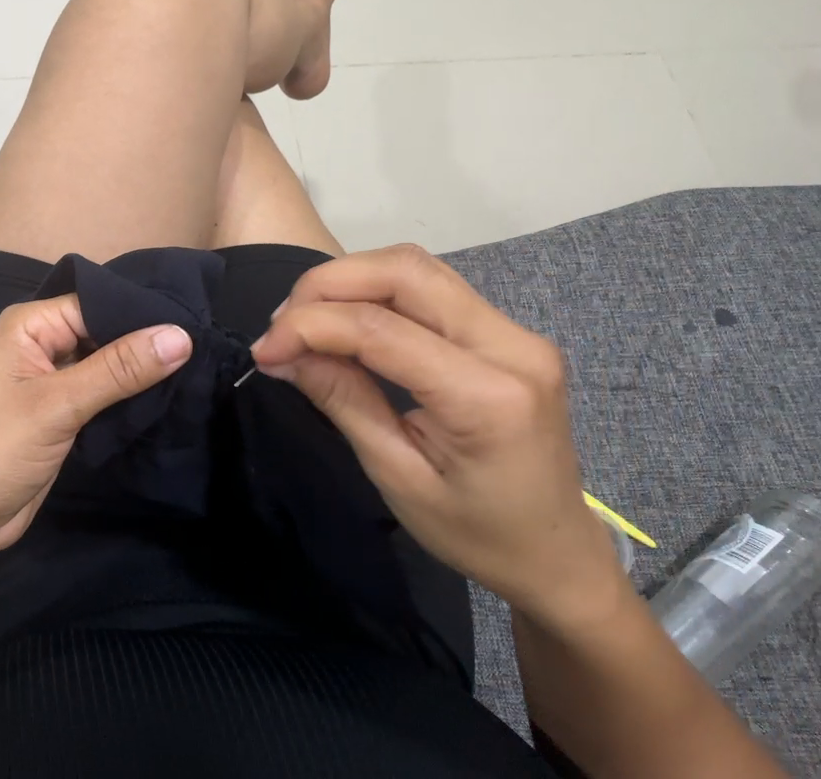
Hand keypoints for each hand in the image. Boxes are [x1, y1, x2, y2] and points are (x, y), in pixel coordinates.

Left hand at [0, 295, 191, 558]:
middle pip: (105, 332)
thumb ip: (119, 370)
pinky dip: (129, 399)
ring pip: (108, 366)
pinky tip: (169, 400)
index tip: (196, 324)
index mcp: (29, 325)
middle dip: (146, 344)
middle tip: (206, 350)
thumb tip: (181, 336)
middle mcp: (40, 344)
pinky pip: (104, 395)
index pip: (97, 304)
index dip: (142, 314)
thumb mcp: (58, 406)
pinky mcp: (62, 415)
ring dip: (142, 374)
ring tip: (199, 372)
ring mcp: (52, 381)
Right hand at [251, 245, 623, 627]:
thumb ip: (343, 400)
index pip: (380, 328)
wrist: (556, 553)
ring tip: (304, 321)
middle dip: (327, 284)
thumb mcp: (397, 476)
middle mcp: (512, 346)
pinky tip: (343, 321)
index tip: (263, 350)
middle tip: (281, 323)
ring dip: (349, 282)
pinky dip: (374, 292)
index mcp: (489, 397)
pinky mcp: (505, 331)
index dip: (309, 326)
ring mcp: (515, 333)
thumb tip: (281, 352)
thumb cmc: (476, 532)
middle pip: (405, 271)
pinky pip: (429, 288)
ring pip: (416, 268)